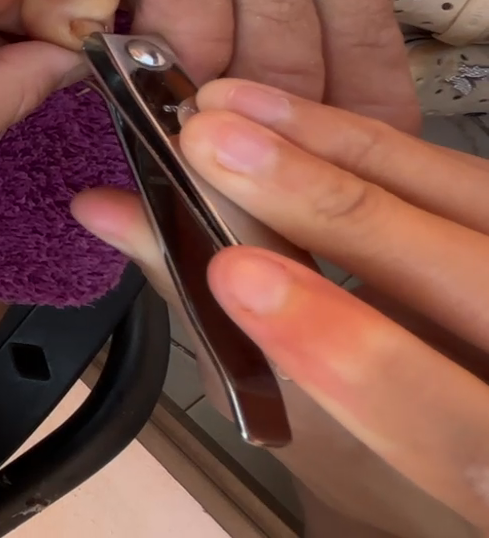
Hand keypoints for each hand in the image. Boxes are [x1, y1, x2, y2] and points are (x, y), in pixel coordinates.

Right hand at [74, 82, 488, 534]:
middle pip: (485, 289)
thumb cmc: (356, 448)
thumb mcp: (279, 410)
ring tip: (230, 105)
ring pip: (480, 210)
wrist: (446, 427)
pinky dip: (365, 140)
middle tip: (209, 142)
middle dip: (340, 211)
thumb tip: (103, 208)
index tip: (235, 274)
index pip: (460, 430)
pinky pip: (463, 178)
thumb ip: (203, 309)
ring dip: (345, 150)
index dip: (358, 357)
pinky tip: (281, 109)